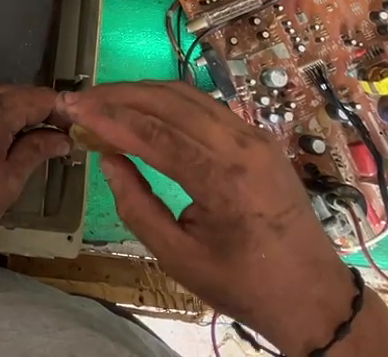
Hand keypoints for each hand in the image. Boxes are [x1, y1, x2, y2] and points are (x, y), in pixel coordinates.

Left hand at [0, 86, 71, 261]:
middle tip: (55, 136)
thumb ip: (35, 151)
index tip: (73, 127)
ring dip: (11, 114)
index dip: (59, 110)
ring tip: (26, 140)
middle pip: (13, 95)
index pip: (36, 98)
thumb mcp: (7, 182)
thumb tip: (61, 138)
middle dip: (36, 112)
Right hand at [58, 81, 368, 353]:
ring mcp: (253, 134)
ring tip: (104, 98)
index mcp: (224, 180)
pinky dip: (167, 99)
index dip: (109, 117)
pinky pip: (205, 104)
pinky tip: (143, 106)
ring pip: (187, 94)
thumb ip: (138, 207)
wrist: (314, 295)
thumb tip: (108, 160)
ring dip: (142, 91)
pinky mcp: (258, 134)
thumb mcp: (180, 259)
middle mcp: (241, 145)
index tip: (73, 106)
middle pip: (168, 101)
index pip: (154, 133)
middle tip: (81, 97)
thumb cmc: (244, 284)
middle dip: (119, 95)